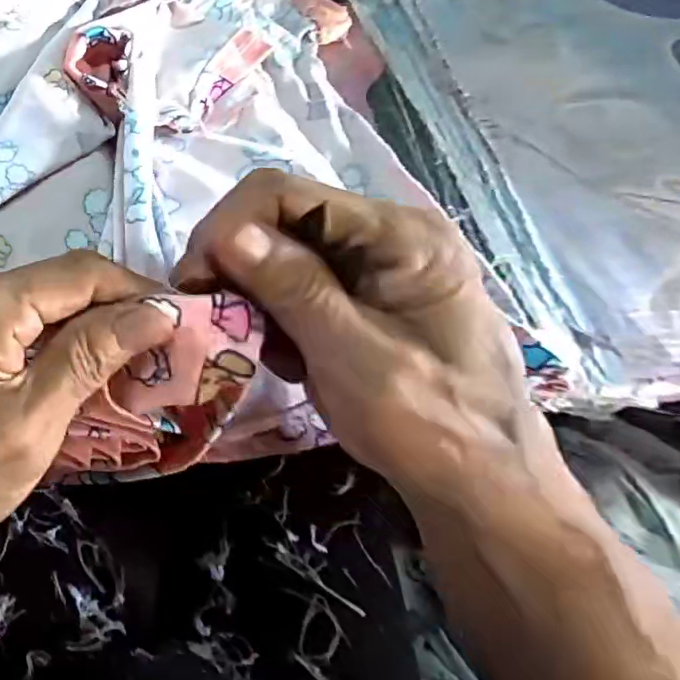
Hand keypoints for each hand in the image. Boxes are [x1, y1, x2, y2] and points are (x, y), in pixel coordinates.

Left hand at [0, 251, 173, 630]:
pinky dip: (66, 341)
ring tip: (146, 370)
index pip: (83, 273)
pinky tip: (96, 372)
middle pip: (68, 282)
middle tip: (176, 357)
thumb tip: (157, 312)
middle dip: (123, 313)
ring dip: (98, 330)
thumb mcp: (33, 421)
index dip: (141, 293)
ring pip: (52, 301)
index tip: (193, 328)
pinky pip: (29, 320)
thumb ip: (91, 356)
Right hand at [170, 170, 534, 505]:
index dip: (227, 226)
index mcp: (399, 234)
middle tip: (207, 308)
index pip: (282, 192)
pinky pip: (285, 277)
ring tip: (250, 338)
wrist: (482, 487)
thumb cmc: (431, 426)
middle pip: (272, 215)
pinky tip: (279, 348)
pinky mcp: (354, 288)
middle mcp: (382, 231)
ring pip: (271, 247)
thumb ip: (294, 289)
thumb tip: (227, 234)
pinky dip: (265, 308)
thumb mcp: (354, 357)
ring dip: (245, 288)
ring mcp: (369, 259)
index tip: (196, 280)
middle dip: (230, 259)